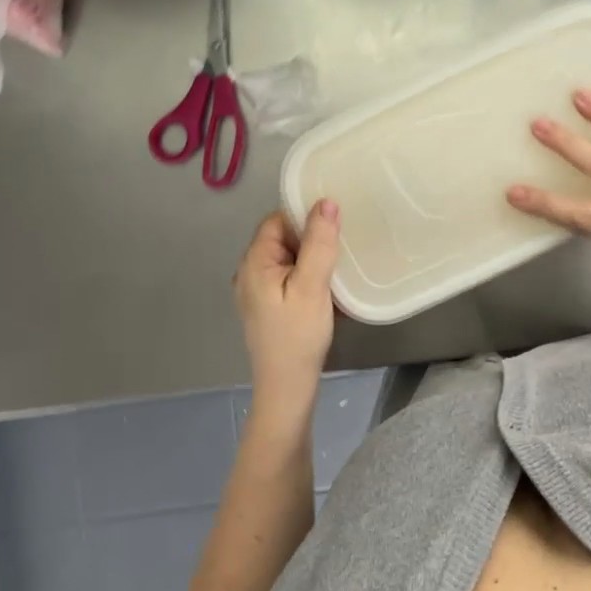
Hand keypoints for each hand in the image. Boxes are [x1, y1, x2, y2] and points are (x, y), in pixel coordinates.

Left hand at [233, 201, 340, 401]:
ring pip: (289, 260)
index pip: (278, 220)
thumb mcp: (313, 286)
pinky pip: (289, 280)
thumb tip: (326, 202)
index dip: (305, 218)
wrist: (287, 389)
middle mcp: (249, 273)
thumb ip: (319, 243)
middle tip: (342, 250)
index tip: (334, 226)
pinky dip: (308, 280)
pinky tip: (328, 292)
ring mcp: (256, 292)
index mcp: (254, 262)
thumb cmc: (298, 336)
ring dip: (313, 262)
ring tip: (339, 269)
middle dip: (311, 241)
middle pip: (283, 239)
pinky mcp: (268, 308)